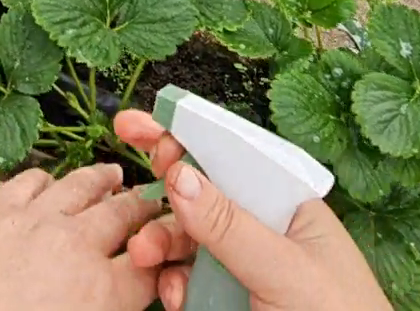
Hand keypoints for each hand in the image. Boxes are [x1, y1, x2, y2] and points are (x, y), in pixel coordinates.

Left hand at [0, 163, 163, 310]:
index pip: (149, 265)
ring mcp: (34, 220)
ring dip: (102, 179)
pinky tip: (52, 180)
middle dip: (142, 206)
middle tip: (152, 199)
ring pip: (80, 186)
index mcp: (101, 293)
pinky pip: (30, 181)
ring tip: (113, 174)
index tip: (169, 244)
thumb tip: (122, 300)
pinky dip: (47, 178)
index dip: (164, 253)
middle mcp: (74, 245)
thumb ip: (109, 310)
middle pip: (122, 215)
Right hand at [115, 109, 392, 310]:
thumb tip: (179, 175)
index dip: (185, 132)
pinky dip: (172, 280)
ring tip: (144, 254)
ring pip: (189, 234)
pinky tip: (170, 293)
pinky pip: (189, 277)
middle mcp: (263, 226)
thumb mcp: (286, 272)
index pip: (231, 152)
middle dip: (164, 180)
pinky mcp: (229, 299)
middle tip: (133, 177)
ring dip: (161, 237)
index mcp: (287, 203)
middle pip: (203, 187)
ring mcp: (245, 264)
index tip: (141, 125)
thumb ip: (231, 225)